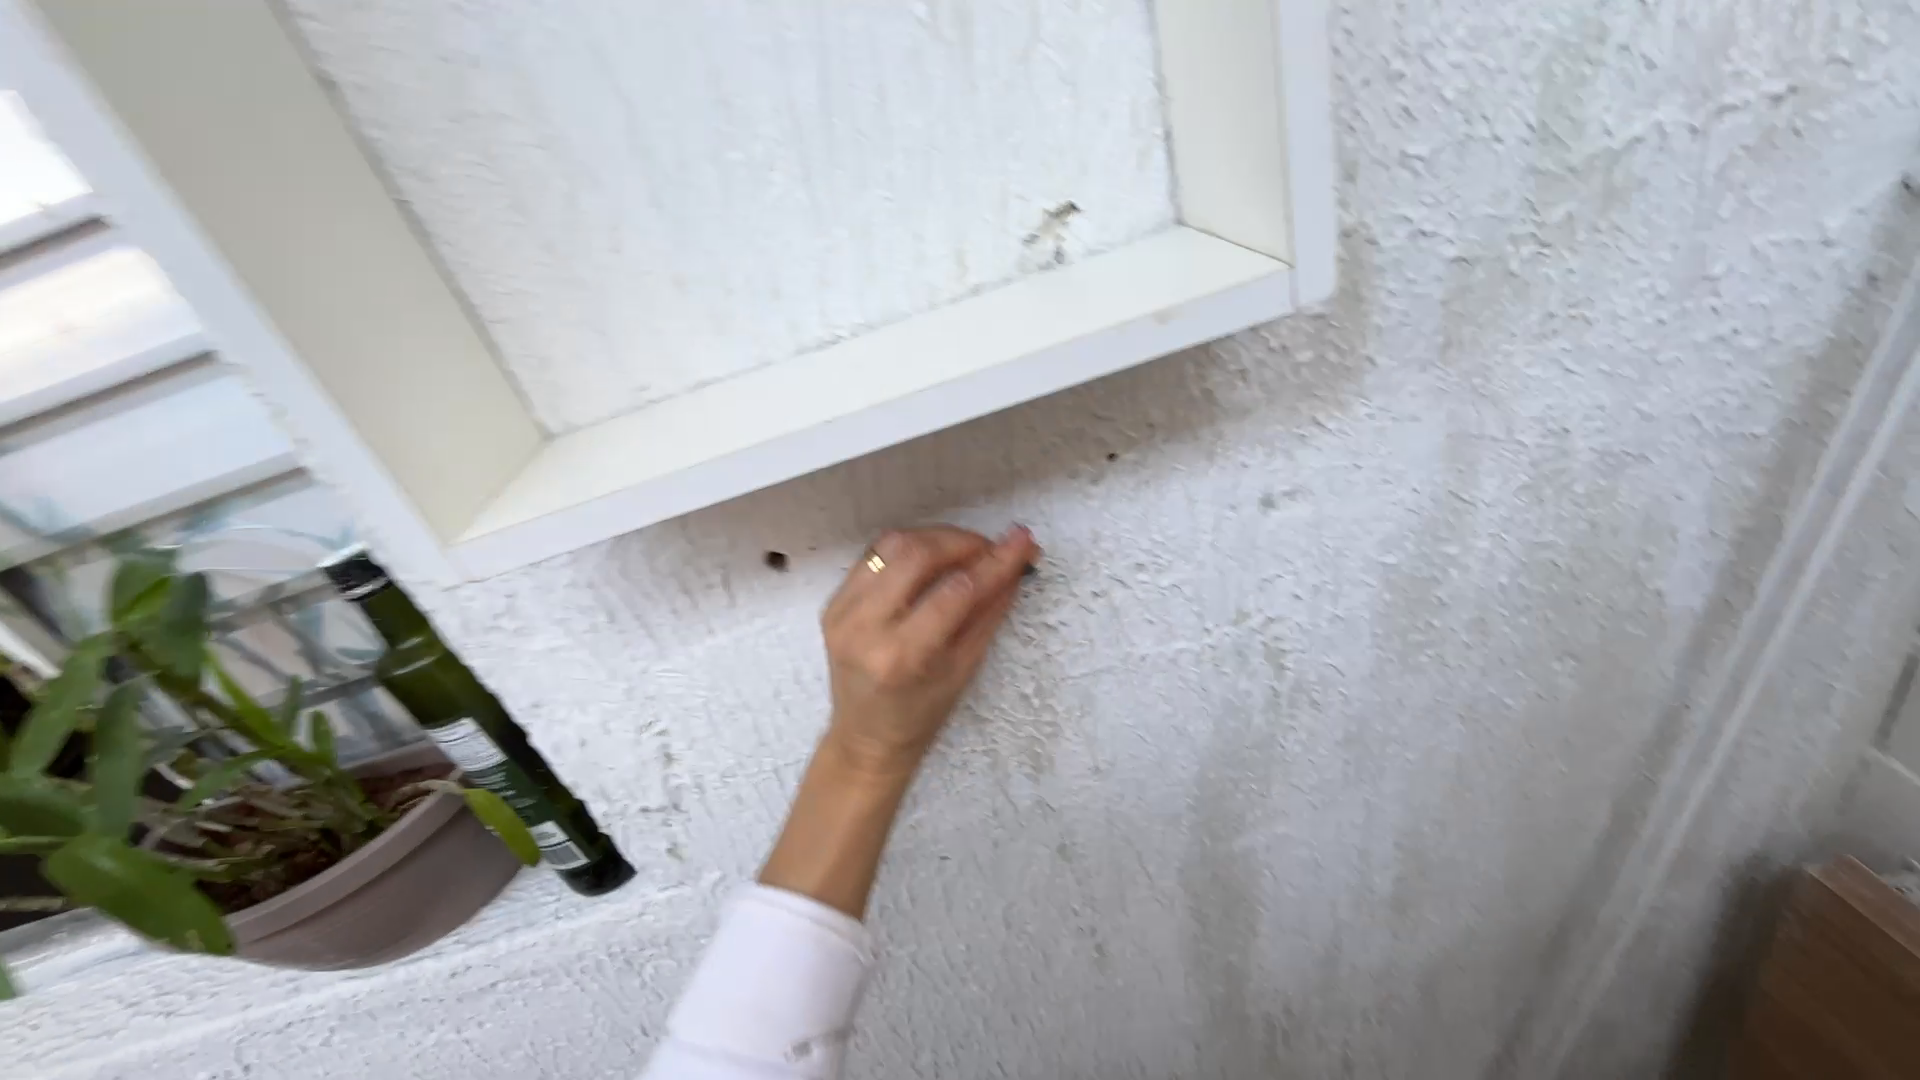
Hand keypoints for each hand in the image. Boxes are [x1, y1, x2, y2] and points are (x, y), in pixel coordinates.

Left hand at [818, 524, 1039, 779]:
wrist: (866, 737)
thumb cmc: (923, 713)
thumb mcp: (965, 667)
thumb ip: (989, 611)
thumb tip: (1016, 565)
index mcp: (902, 656)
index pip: (955, 592)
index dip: (994, 562)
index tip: (1022, 543)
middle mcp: (864, 627)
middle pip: (917, 555)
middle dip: (962, 541)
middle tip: (990, 548)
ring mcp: (841, 612)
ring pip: (892, 545)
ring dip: (934, 538)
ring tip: (963, 550)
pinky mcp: (832, 602)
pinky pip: (873, 556)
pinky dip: (907, 549)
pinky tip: (930, 559)